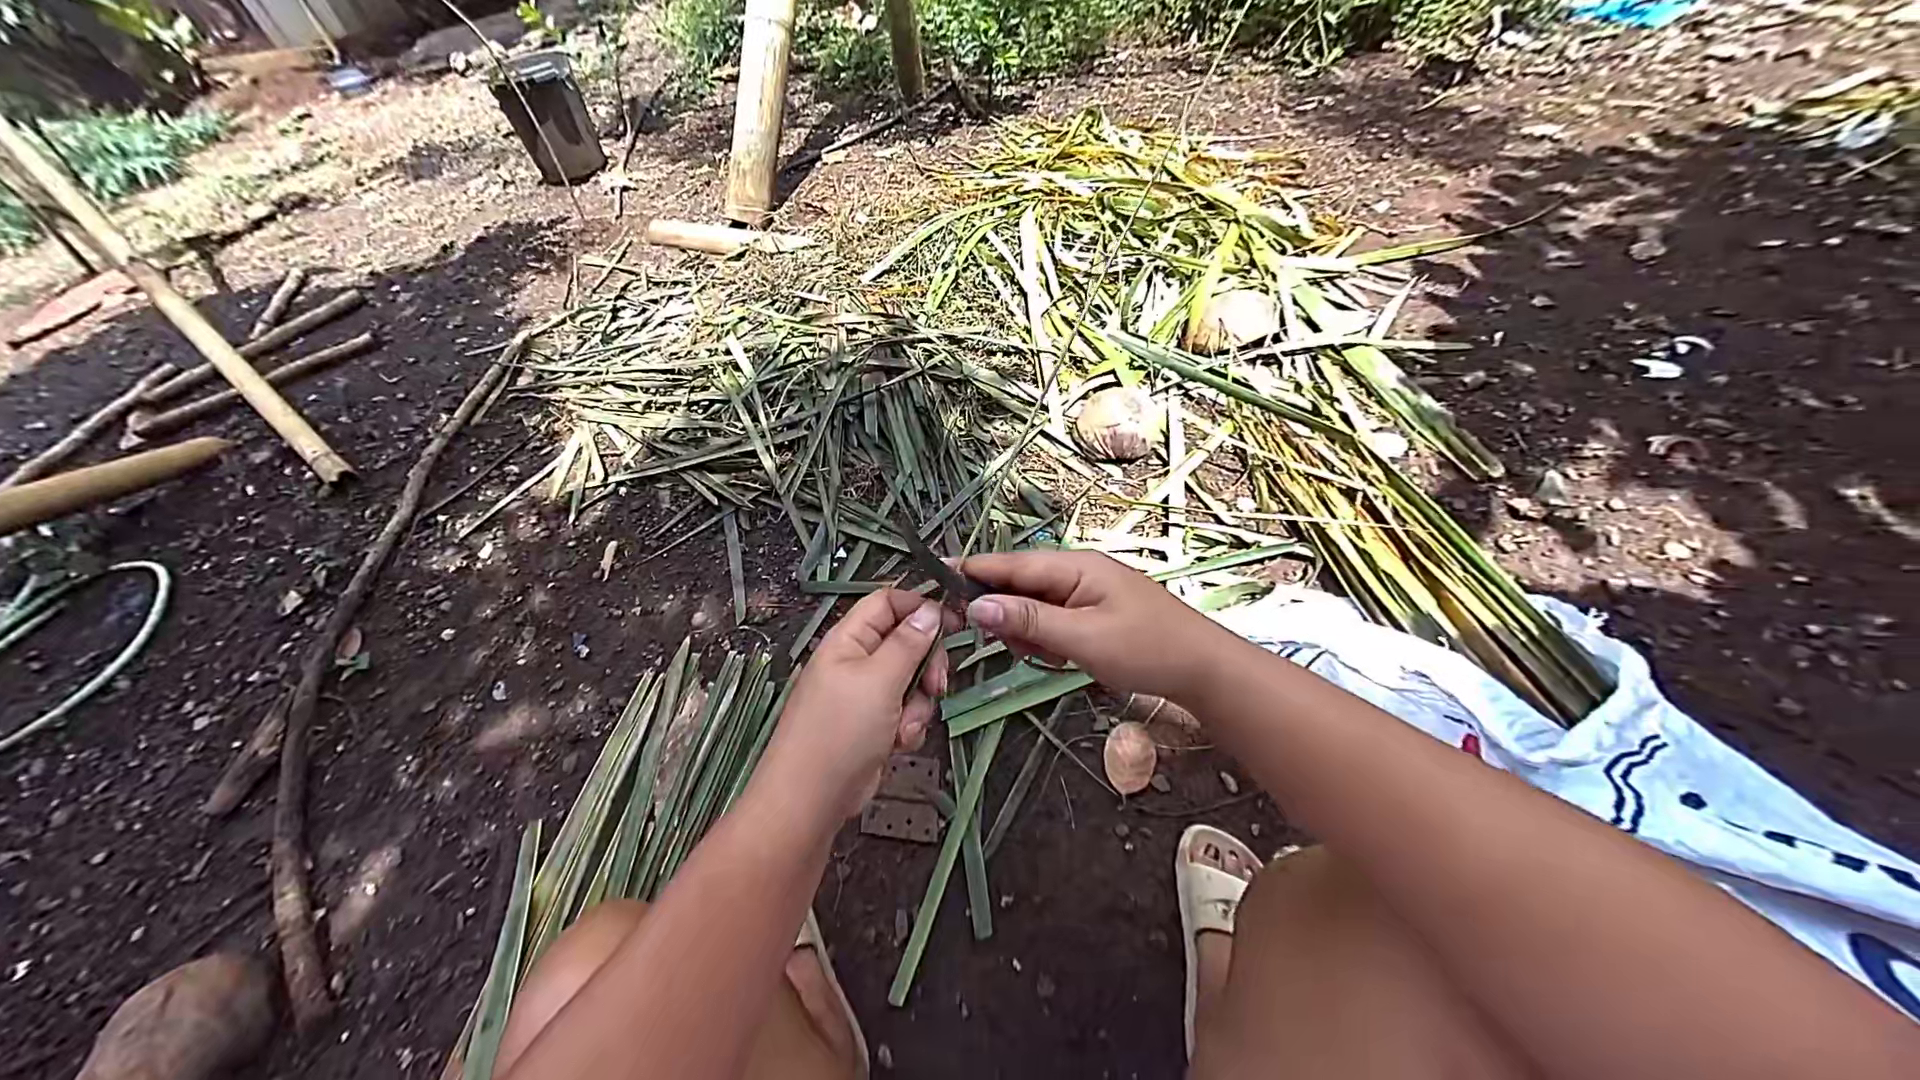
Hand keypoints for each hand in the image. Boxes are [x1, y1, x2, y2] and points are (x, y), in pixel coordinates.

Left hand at [769, 589, 955, 817]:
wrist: (811, 800)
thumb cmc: (840, 731)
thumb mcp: (880, 680)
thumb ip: (909, 643)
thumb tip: (931, 609)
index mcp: (849, 639)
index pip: (888, 602)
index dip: (921, 608)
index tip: (954, 623)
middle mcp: (857, 661)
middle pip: (907, 643)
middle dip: (926, 665)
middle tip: (936, 686)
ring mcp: (865, 694)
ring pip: (912, 681)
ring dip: (917, 704)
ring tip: (903, 727)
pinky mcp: (874, 723)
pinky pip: (906, 711)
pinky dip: (908, 726)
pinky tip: (896, 744)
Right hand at [959, 550, 1233, 700]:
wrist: (1204, 669)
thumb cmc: (1146, 649)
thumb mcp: (1081, 638)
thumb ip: (1027, 621)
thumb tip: (976, 606)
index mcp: (1074, 567)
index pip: (1011, 564)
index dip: (973, 571)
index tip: (937, 576)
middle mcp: (1077, 572)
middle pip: (1020, 585)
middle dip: (1009, 616)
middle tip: (1020, 648)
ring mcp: (1088, 592)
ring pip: (1035, 607)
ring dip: (1031, 634)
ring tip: (1053, 659)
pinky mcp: (1094, 612)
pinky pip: (1055, 621)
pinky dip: (1050, 641)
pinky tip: (1065, 659)